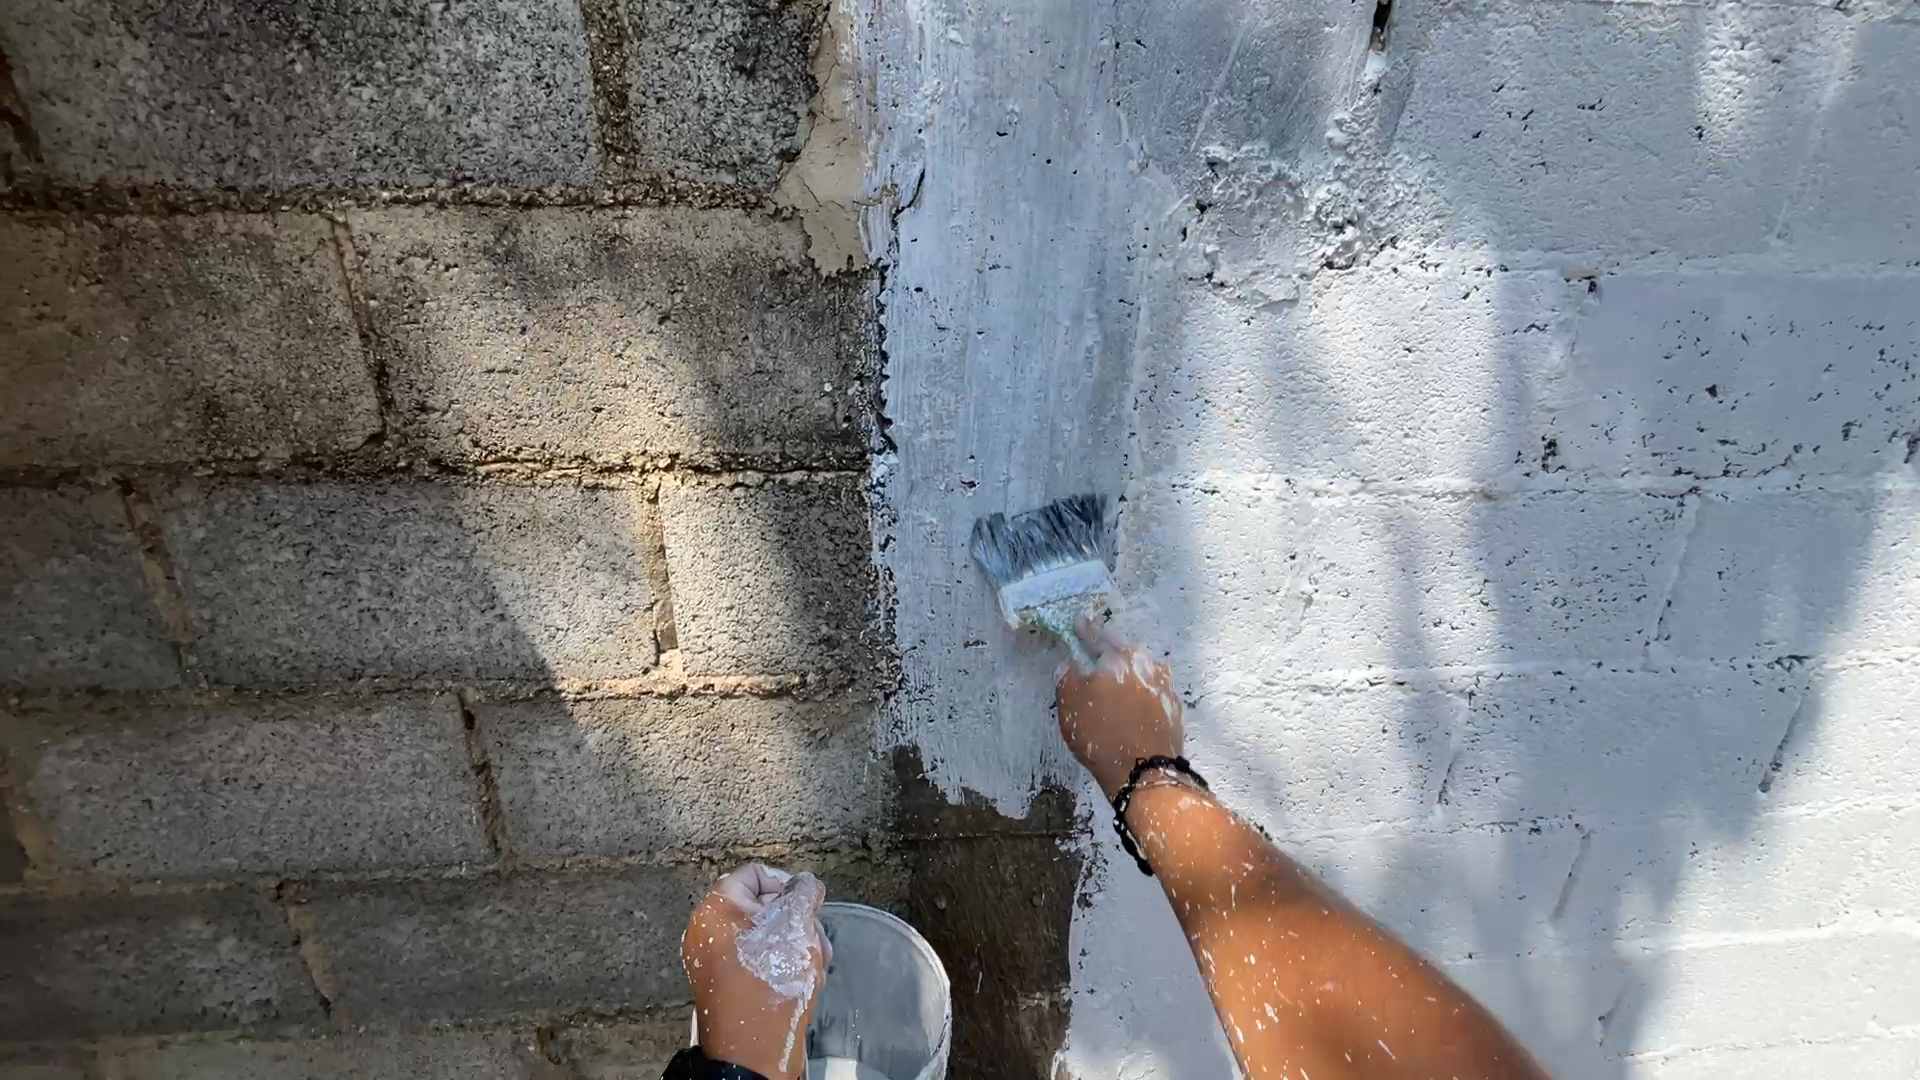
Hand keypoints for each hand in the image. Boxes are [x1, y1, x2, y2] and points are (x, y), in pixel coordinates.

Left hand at [683, 864, 828, 1078]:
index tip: (805, 904)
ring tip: (816, 961)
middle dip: (795, 919)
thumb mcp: (797, 921)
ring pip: (763, 934)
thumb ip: (804, 890)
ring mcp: (713, 960)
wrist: (753, 1051)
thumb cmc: (772, 979)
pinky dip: (780, 963)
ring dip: (794, 942)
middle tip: (815, 936)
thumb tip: (804, 884)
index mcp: (716, 907)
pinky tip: (801, 978)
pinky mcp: (724, 985)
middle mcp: (707, 930)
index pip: (756, 874)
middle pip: (762, 905)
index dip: (786, 884)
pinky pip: (755, 959)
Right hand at [1055, 615, 1184, 798]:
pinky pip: (1151, 690)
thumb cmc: (1101, 733)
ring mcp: (1165, 686)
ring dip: (1128, 669)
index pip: (1098, 637)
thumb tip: (1070, 662)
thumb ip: (1067, 675)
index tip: (1079, 620)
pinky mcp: (1174, 709)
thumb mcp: (1070, 703)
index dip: (1085, 630)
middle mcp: (1147, 664)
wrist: (1145, 773)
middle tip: (1096, 646)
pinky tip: (1133, 698)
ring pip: (1141, 669)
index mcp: (1120, 657)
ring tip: (1115, 673)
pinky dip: (1140, 690)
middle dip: (1109, 648)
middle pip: (1123, 651)